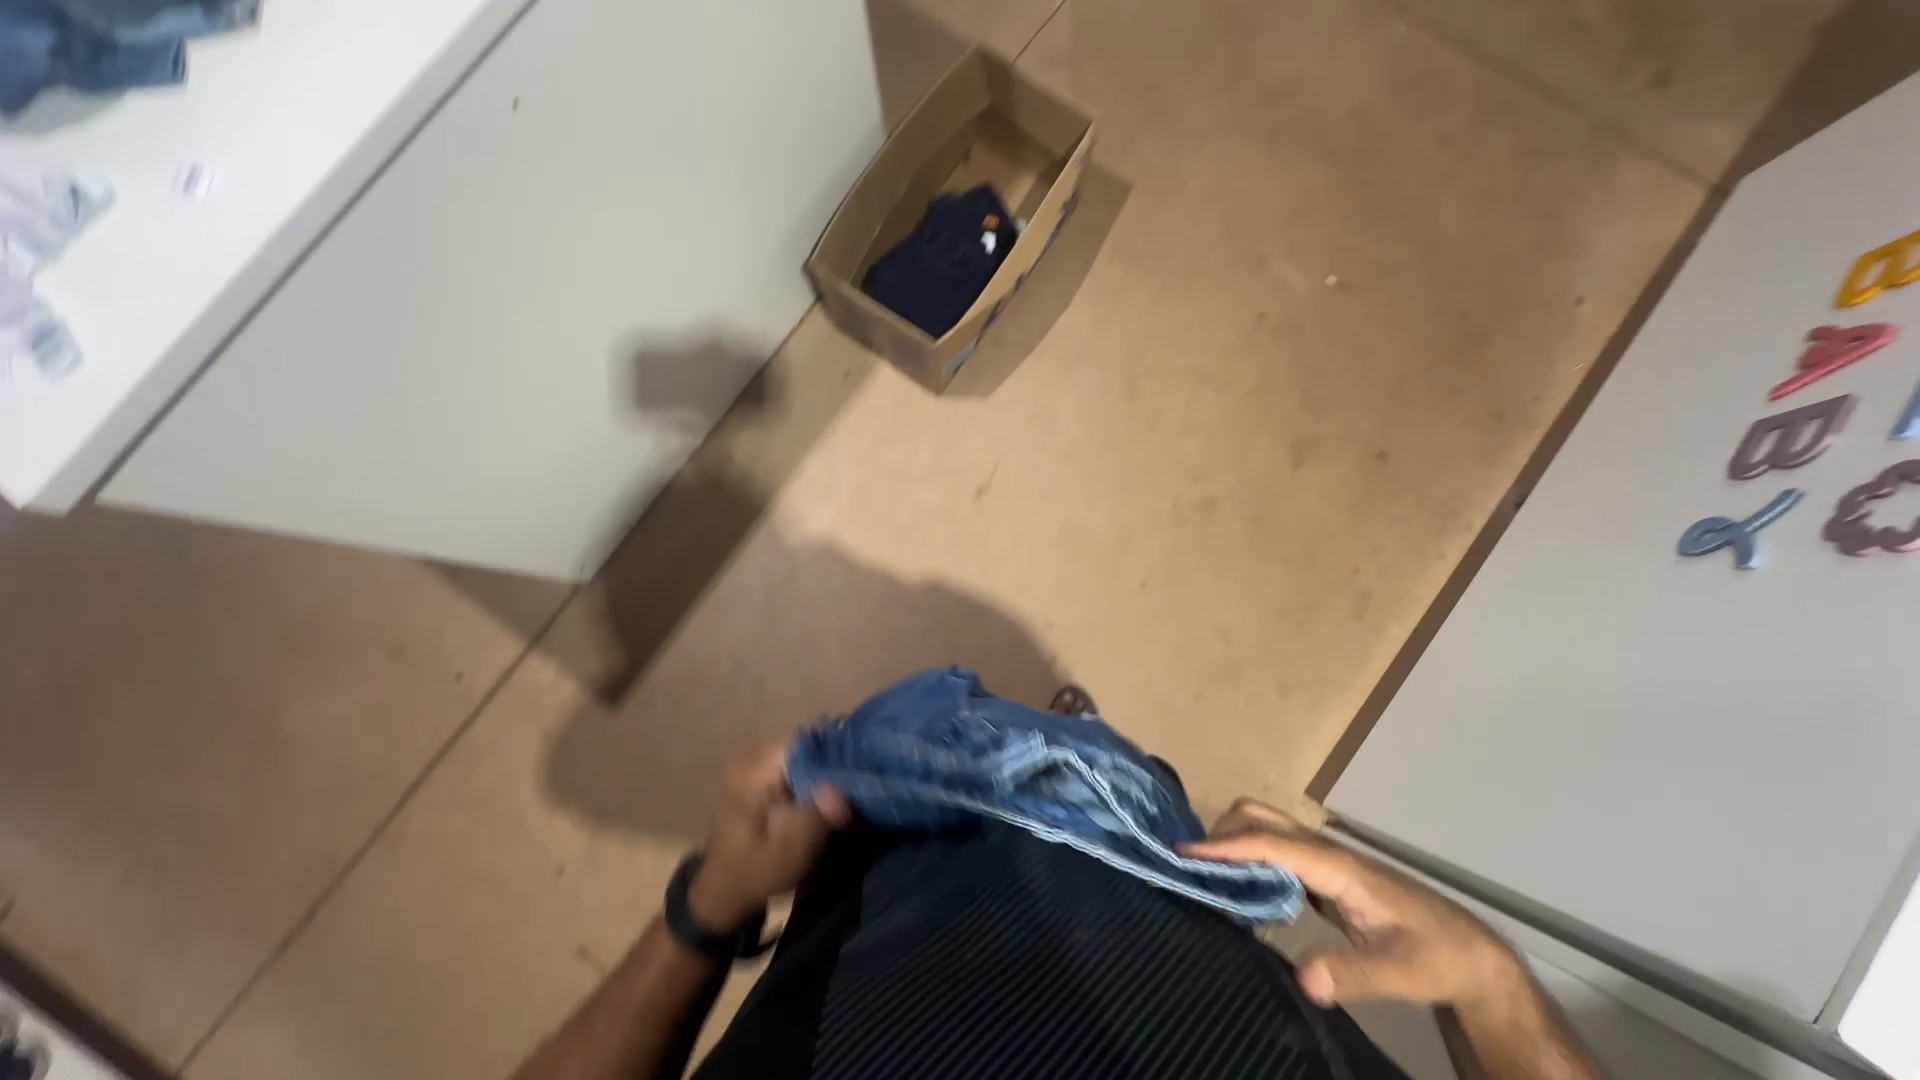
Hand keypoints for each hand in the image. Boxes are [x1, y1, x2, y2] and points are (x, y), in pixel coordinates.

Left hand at [685, 742, 850, 931]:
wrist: (722, 891)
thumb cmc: (757, 872)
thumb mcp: (792, 851)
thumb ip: (817, 814)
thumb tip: (842, 787)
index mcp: (754, 772)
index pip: (803, 739)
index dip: (835, 746)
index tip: (861, 761)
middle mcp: (750, 759)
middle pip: (802, 741)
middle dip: (831, 755)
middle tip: (860, 774)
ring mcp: (749, 765)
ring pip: (798, 750)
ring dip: (822, 764)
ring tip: (846, 782)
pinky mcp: (754, 776)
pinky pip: (789, 761)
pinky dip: (809, 771)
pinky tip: (825, 789)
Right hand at [1184, 799, 1526, 1009]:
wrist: (1469, 952)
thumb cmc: (1436, 957)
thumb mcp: (1402, 973)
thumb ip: (1355, 974)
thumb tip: (1303, 978)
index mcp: (1339, 867)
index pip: (1273, 844)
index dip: (1228, 846)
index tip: (1187, 853)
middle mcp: (1327, 852)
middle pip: (1262, 818)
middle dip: (1223, 834)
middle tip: (1193, 870)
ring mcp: (1326, 859)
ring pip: (1267, 828)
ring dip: (1233, 841)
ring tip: (1208, 878)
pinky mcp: (1324, 873)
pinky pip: (1275, 850)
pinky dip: (1247, 857)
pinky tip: (1241, 890)